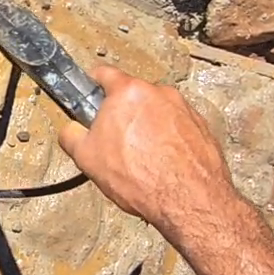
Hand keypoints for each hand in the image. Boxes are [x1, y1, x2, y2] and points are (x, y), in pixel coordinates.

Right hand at [57, 65, 242, 246]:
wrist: (189, 201)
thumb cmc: (141, 178)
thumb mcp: (85, 158)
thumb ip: (71, 134)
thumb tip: (71, 130)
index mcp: (128, 93)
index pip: (103, 73)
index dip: (92, 85)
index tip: (91, 98)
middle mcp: (159, 93)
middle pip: (131, 96)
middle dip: (122, 115)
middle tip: (114, 142)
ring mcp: (184, 109)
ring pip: (155, 112)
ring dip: (146, 128)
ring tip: (141, 159)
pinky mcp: (202, 127)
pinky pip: (177, 127)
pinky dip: (168, 140)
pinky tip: (162, 163)